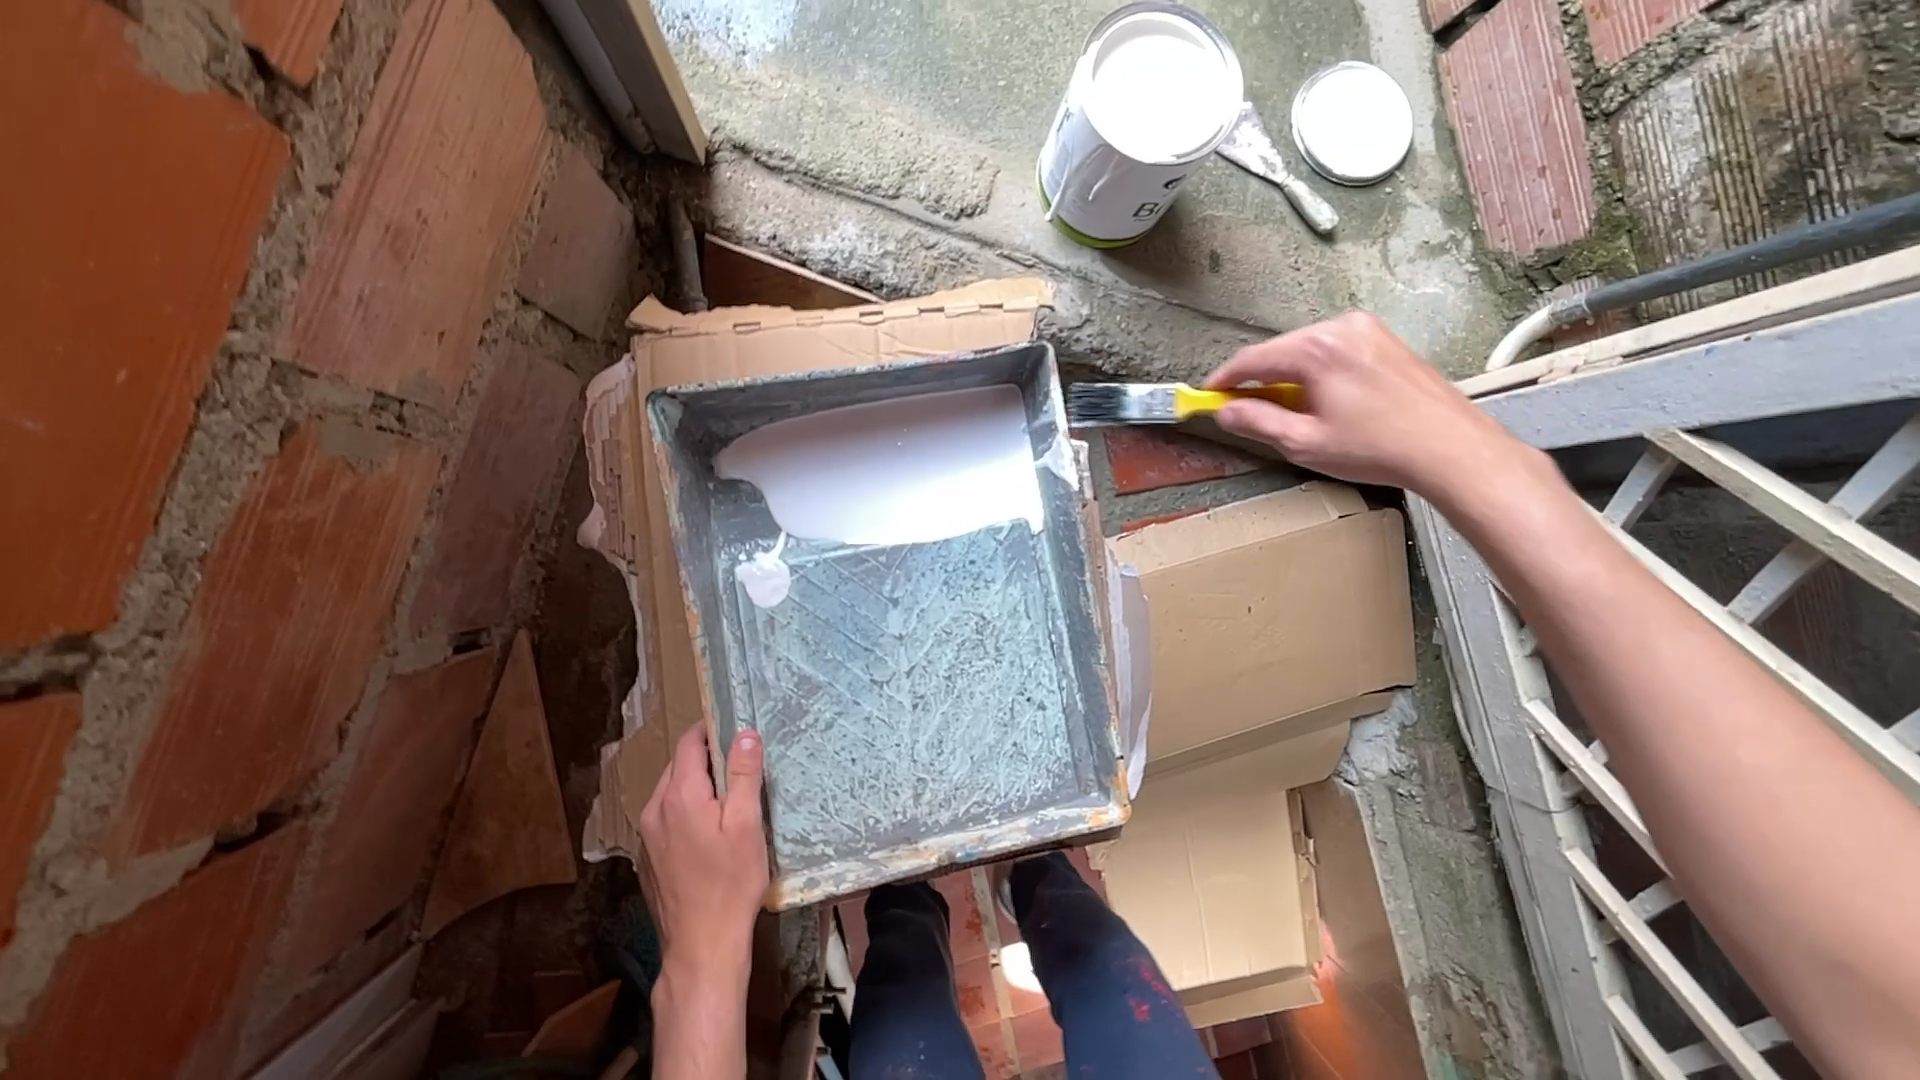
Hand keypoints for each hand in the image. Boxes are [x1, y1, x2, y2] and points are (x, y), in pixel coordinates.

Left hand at [639, 725, 768, 984]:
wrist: (701, 945)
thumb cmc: (731, 882)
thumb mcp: (747, 824)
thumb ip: (744, 775)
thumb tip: (744, 734)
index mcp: (680, 796)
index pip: (688, 743)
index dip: (710, 731)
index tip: (734, 731)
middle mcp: (655, 810)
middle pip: (678, 767)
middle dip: (705, 759)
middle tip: (739, 766)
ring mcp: (647, 836)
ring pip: (670, 793)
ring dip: (695, 787)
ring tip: (727, 799)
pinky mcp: (647, 859)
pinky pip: (665, 819)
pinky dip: (685, 812)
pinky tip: (707, 834)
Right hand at [1203, 312, 1527, 496]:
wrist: (1450, 448)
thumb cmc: (1380, 447)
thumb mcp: (1304, 442)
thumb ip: (1257, 421)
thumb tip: (1226, 411)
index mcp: (1316, 348)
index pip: (1252, 359)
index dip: (1224, 380)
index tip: (1207, 396)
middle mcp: (1341, 328)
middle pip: (1279, 352)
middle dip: (1259, 381)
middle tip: (1246, 413)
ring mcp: (1366, 330)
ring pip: (1305, 351)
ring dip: (1289, 379)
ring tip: (1292, 416)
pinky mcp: (1384, 341)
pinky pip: (1333, 351)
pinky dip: (1316, 374)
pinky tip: (1323, 405)